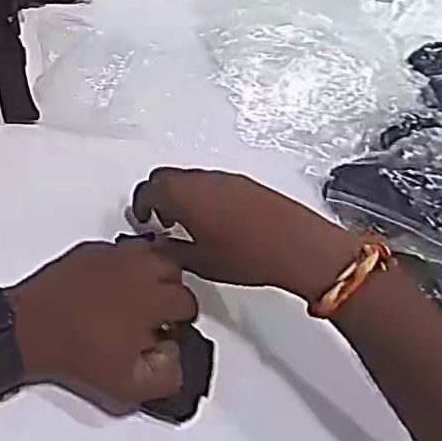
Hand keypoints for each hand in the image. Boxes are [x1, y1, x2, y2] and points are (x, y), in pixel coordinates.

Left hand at [7, 240, 199, 414]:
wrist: (30, 330)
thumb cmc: (74, 353)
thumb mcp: (131, 387)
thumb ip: (169, 374)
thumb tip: (173, 354)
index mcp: (149, 297)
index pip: (187, 301)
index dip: (181, 320)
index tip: (168, 331)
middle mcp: (131, 268)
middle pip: (171, 268)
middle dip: (171, 289)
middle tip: (159, 311)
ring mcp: (106, 255)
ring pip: (145, 251)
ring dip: (149, 270)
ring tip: (139, 295)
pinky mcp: (85, 251)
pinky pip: (115, 250)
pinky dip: (121, 264)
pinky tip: (111, 286)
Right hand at [134, 168, 361, 301]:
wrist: (302, 249)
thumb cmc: (253, 255)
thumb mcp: (200, 263)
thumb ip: (171, 252)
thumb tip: (160, 248)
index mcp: (180, 194)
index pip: (145, 191)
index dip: (139, 206)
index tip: (142, 218)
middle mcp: (198, 179)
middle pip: (162, 178)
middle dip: (156, 195)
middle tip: (159, 216)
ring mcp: (222, 178)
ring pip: (187, 178)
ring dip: (180, 194)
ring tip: (188, 221)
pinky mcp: (243, 183)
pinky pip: (211, 181)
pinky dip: (203, 194)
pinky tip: (215, 219)